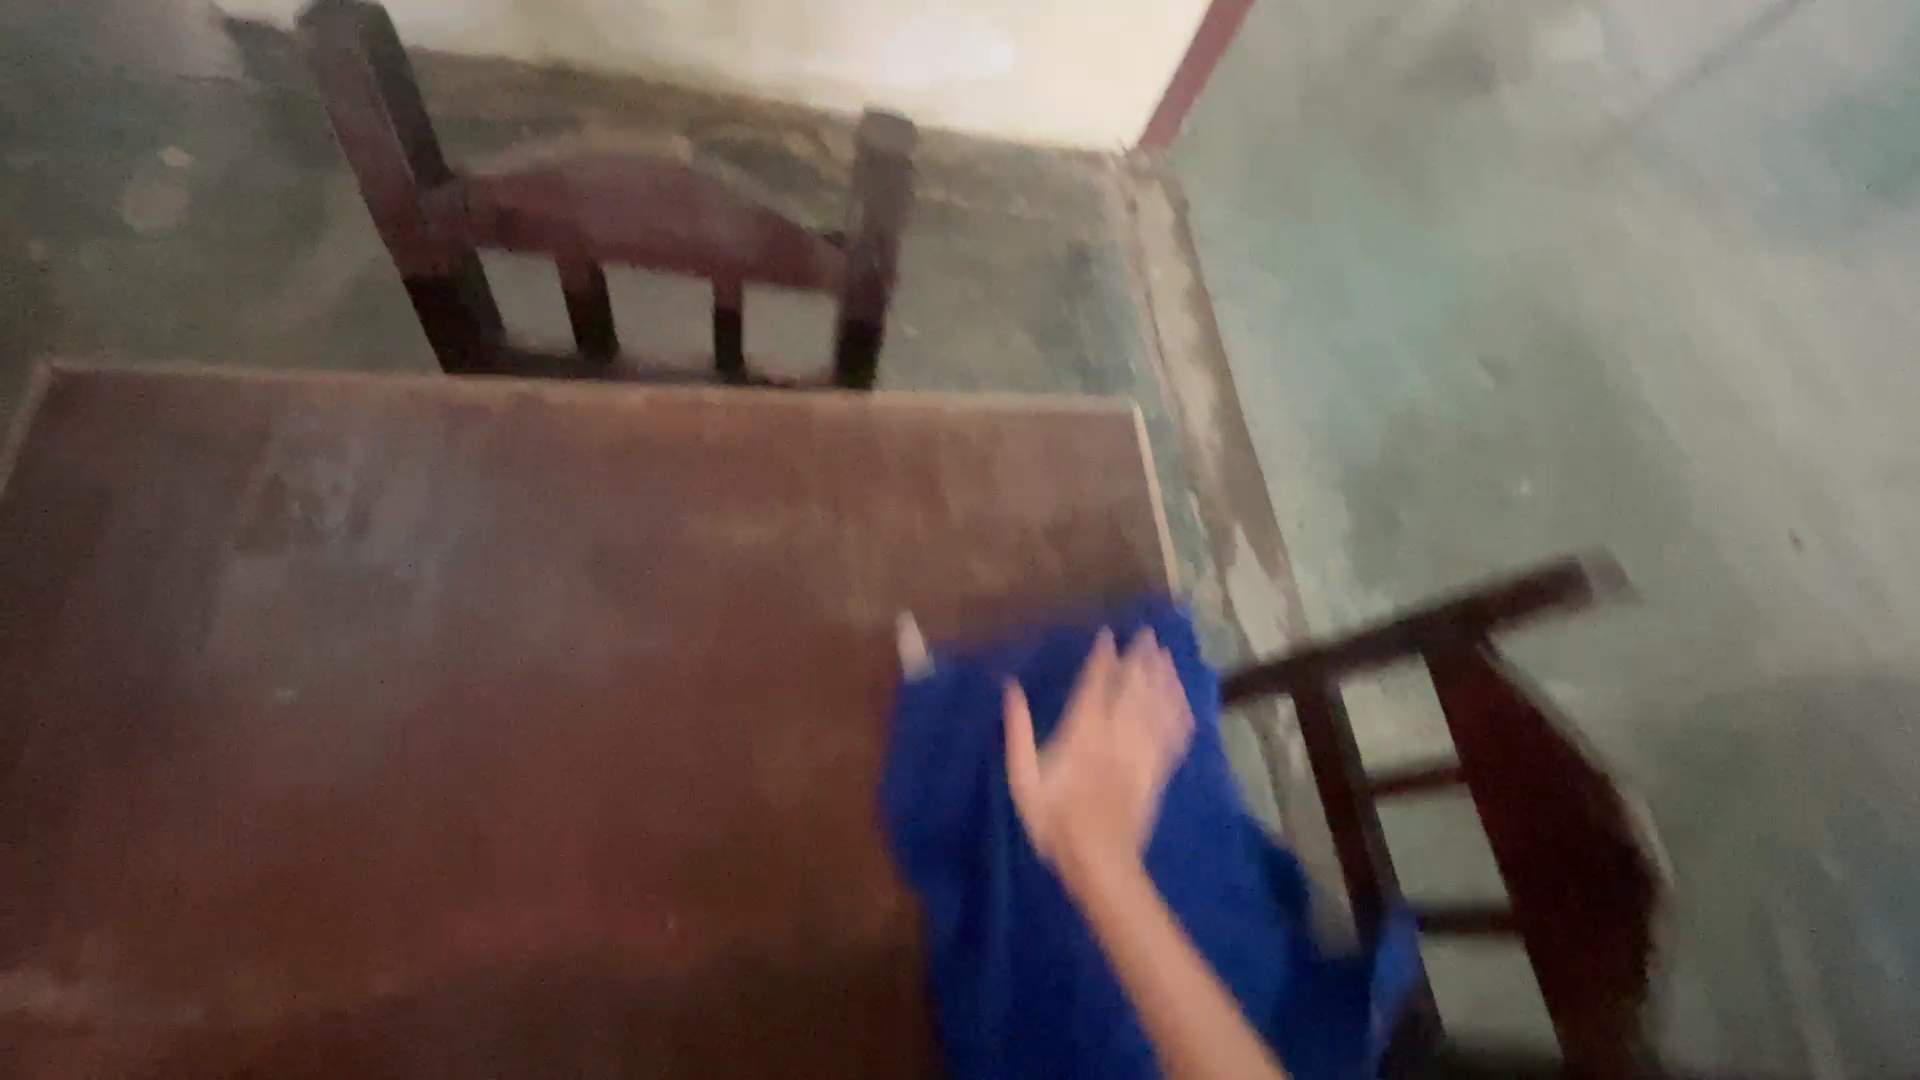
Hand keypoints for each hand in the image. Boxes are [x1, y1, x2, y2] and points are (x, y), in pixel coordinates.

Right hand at [1003, 628, 1195, 884]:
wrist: (1098, 861)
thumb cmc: (1054, 821)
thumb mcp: (1023, 779)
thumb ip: (1018, 732)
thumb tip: (1011, 690)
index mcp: (1082, 734)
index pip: (1095, 685)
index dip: (1103, 658)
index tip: (1108, 636)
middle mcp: (1116, 736)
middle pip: (1132, 688)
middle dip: (1140, 659)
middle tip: (1147, 634)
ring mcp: (1141, 753)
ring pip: (1156, 706)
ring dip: (1162, 678)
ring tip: (1166, 655)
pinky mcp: (1158, 772)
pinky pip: (1173, 737)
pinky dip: (1179, 714)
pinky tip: (1182, 699)